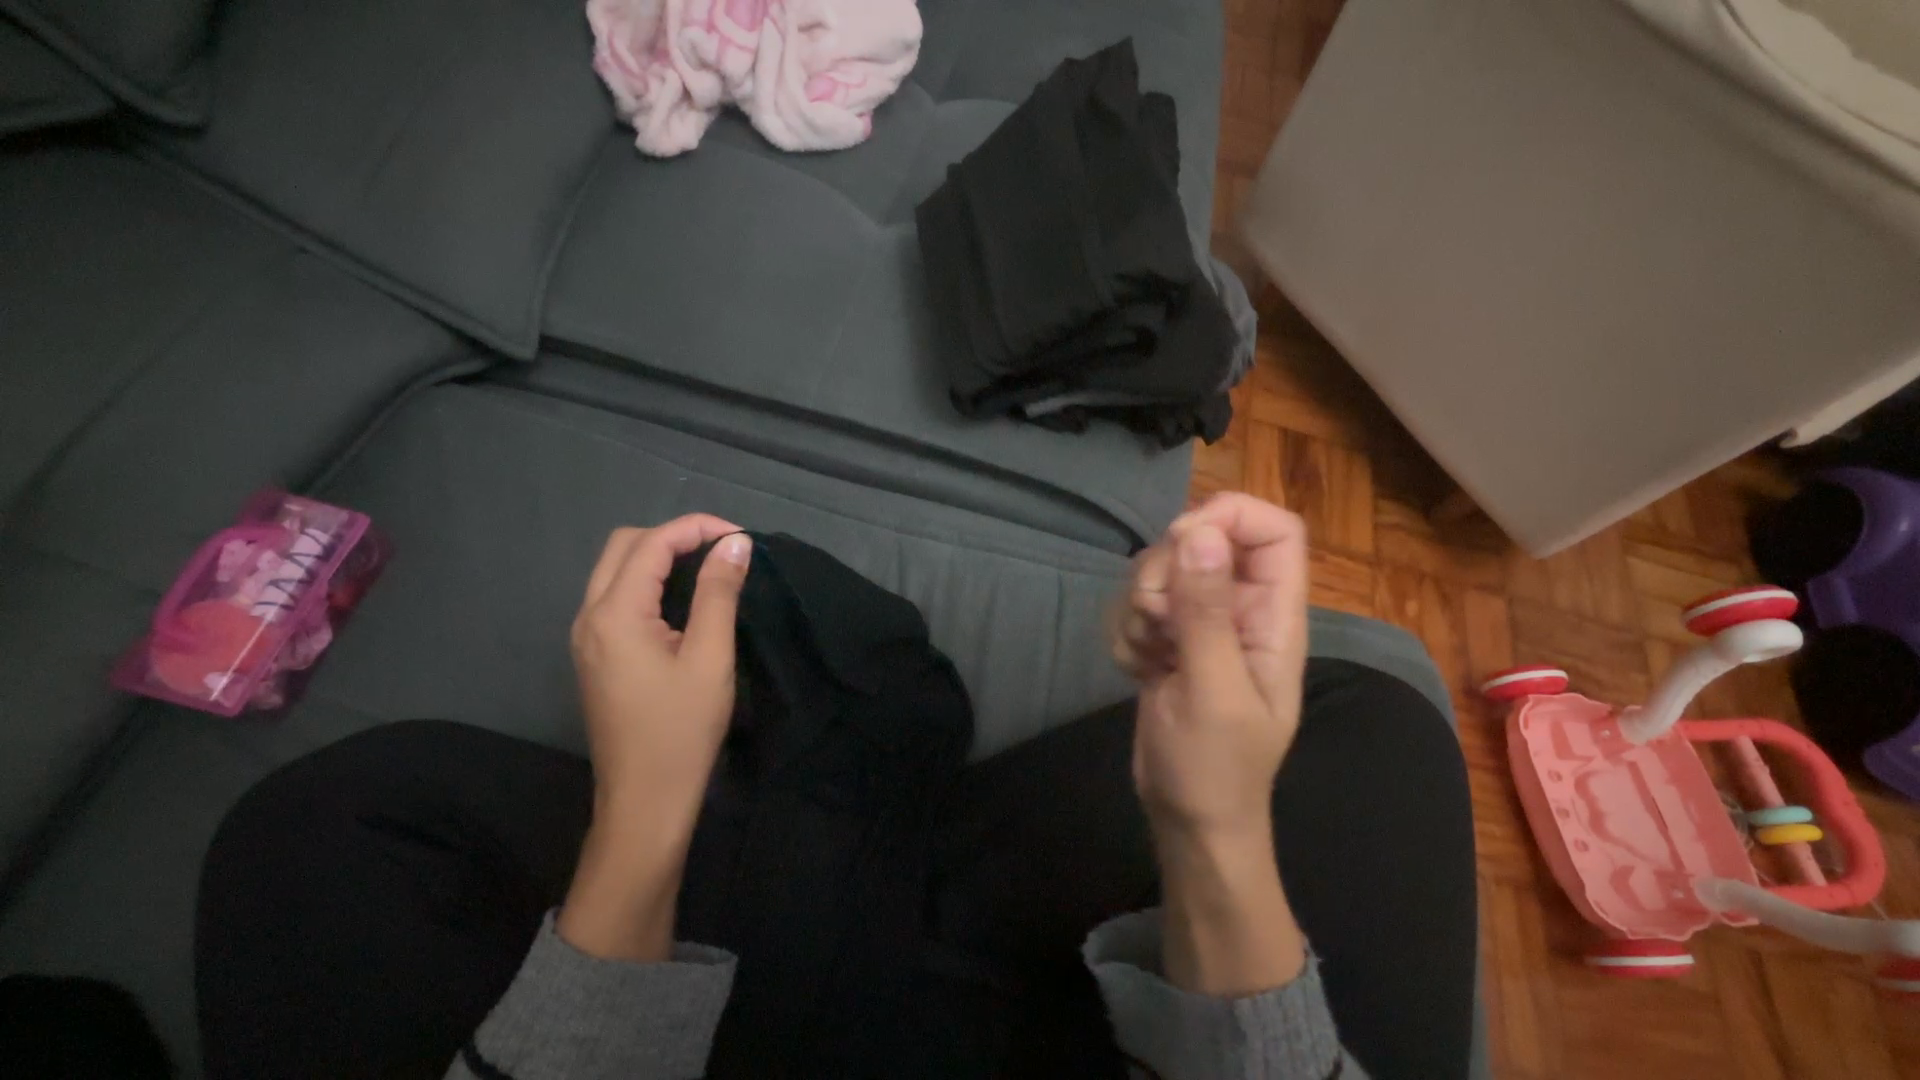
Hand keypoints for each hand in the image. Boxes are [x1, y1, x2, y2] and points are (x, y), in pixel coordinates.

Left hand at [560, 515, 751, 960]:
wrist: (644, 800)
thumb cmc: (682, 731)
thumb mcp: (711, 659)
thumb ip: (719, 594)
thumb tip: (735, 545)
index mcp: (615, 614)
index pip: (652, 544)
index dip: (697, 528)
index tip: (741, 538)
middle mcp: (589, 616)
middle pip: (624, 546)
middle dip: (674, 536)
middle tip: (722, 552)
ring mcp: (586, 637)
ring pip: (615, 569)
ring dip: (659, 557)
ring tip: (708, 570)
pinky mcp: (594, 655)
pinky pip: (615, 597)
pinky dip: (647, 583)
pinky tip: (682, 602)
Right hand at [1113, 493, 1309, 841]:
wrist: (1188, 820)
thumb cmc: (1215, 767)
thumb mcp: (1213, 691)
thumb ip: (1208, 611)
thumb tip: (1199, 530)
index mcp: (1274, 617)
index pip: (1273, 530)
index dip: (1230, 517)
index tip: (1181, 541)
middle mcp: (1241, 611)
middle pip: (1201, 541)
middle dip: (1165, 573)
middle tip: (1157, 620)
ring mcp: (1202, 626)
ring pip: (1161, 573)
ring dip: (1139, 608)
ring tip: (1150, 656)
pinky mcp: (1167, 641)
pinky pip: (1137, 607)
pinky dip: (1128, 634)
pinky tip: (1139, 670)